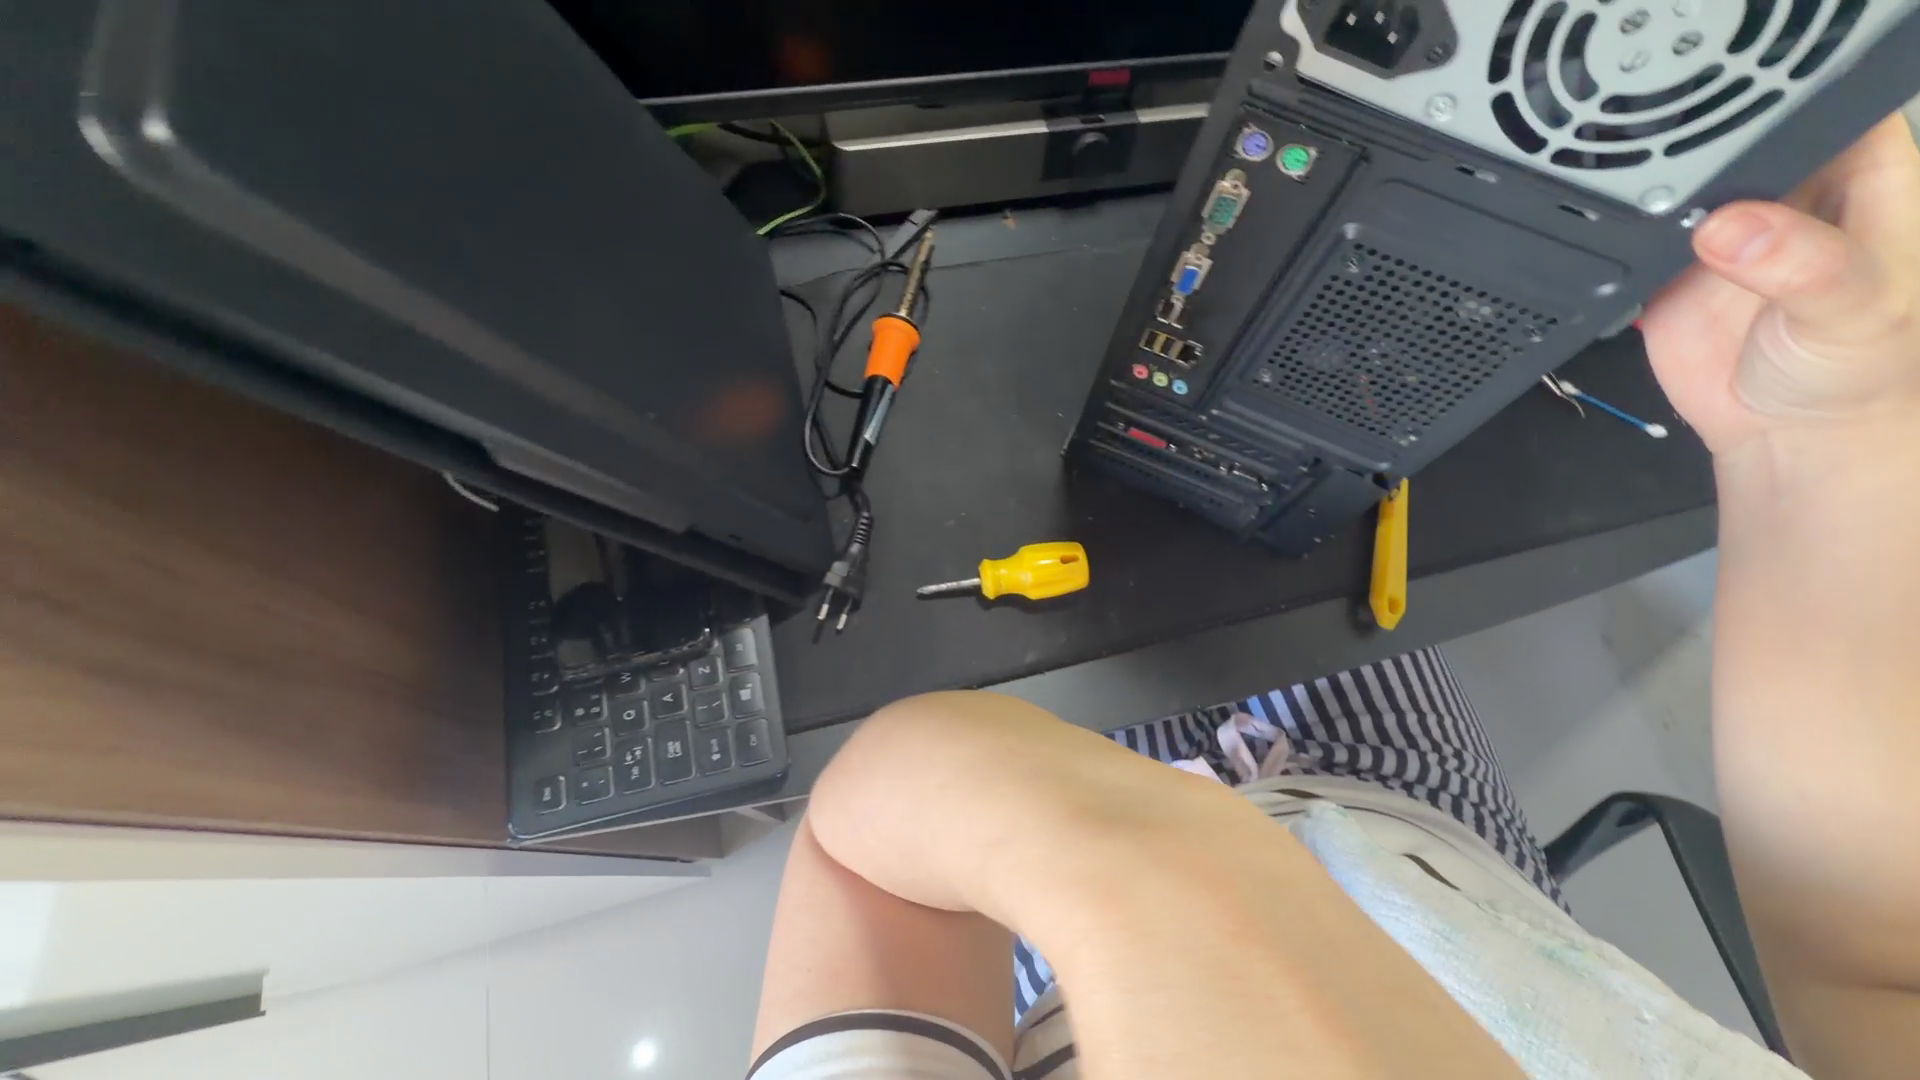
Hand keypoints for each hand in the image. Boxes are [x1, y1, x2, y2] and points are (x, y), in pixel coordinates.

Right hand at [1641, 114, 1919, 456]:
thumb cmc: (1856, 364)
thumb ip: (1801, 264)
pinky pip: (1630, 244)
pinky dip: (1611, 239)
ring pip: (1676, 189)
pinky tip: (1600, 236)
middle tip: (1662, 160)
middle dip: (1700, 147)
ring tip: (1622, 196)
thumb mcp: (1855, 308)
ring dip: (1646, 192)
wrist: (1784, 432)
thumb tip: (1724, 228)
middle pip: (1737, 143)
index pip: (1825, 109)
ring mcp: (1719, 236)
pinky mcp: (1662, 274)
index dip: (1785, 98)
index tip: (1732, 106)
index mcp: (1859, 179)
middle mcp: (1786, 197)